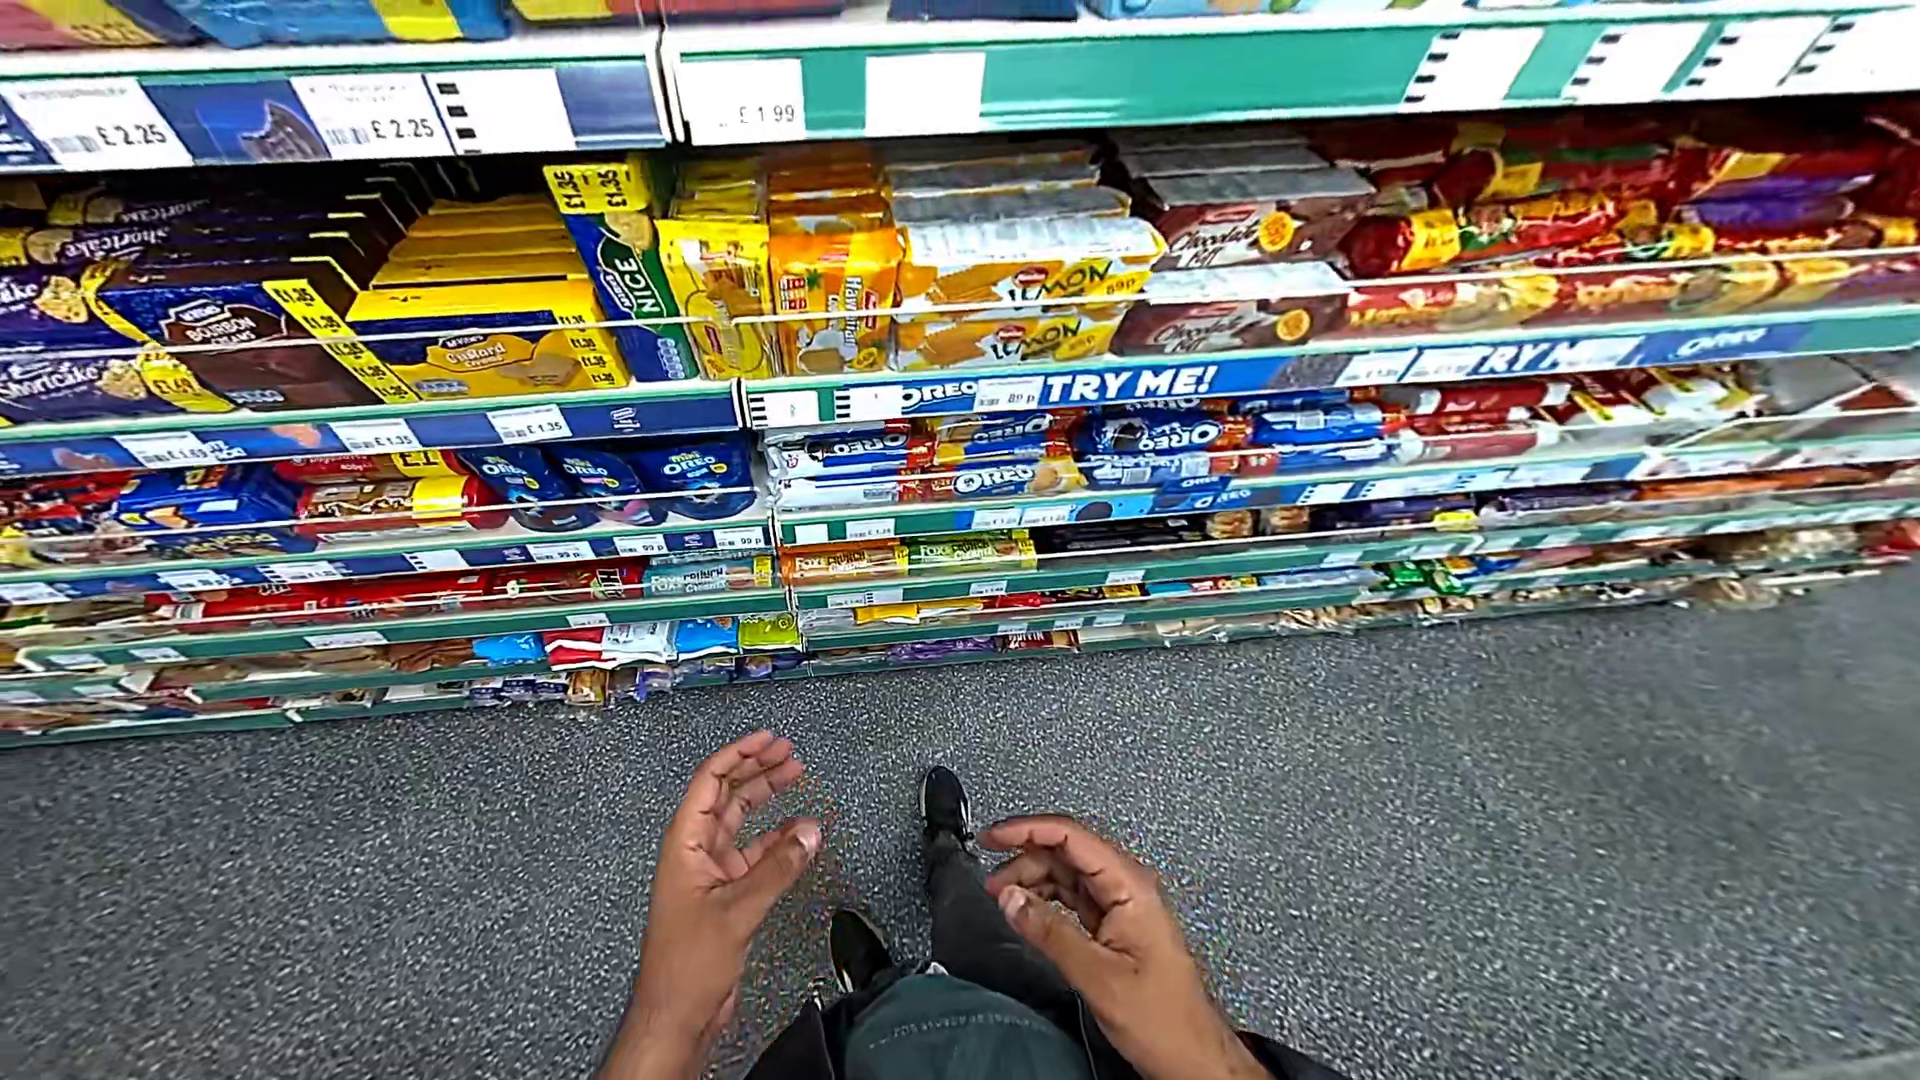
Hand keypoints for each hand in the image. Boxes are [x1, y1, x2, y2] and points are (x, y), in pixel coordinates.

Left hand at [603, 731, 820, 1079]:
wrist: (678, 1016)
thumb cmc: (685, 966)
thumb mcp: (736, 909)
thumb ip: (778, 868)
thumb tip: (809, 832)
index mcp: (686, 842)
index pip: (711, 781)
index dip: (738, 754)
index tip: (766, 739)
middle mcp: (697, 849)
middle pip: (728, 792)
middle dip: (757, 768)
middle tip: (786, 751)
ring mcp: (713, 868)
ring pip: (743, 816)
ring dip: (768, 795)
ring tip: (794, 774)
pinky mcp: (728, 888)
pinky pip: (756, 847)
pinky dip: (778, 835)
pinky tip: (797, 830)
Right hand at [983, 816, 1266, 1079]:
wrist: (1195, 1059)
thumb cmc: (1166, 1021)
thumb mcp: (1099, 976)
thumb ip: (1050, 933)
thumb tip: (1011, 898)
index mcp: (1129, 884)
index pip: (1071, 835)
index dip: (1027, 829)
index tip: (996, 835)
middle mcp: (1126, 884)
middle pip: (1065, 850)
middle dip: (1024, 856)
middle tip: (991, 871)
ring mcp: (1119, 901)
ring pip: (1066, 871)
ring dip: (1031, 878)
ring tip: (1002, 894)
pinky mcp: (1113, 920)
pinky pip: (1071, 894)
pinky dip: (1044, 897)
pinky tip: (1027, 909)